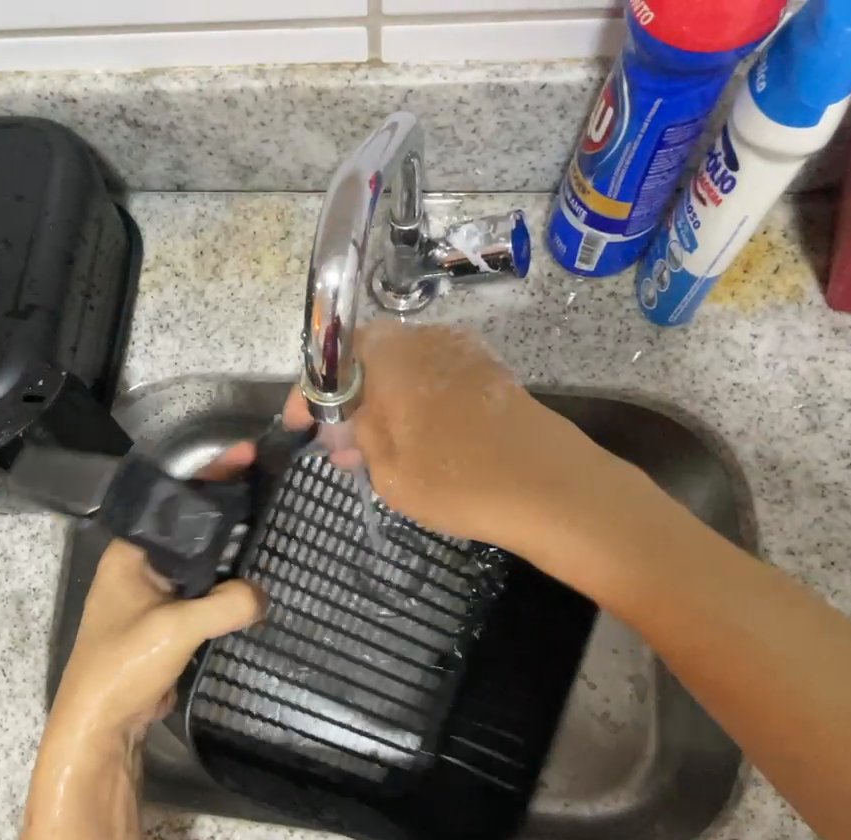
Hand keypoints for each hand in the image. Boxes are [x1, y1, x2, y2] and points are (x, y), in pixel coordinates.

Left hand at [48, 445, 264, 740]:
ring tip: (270, 528)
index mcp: (130, 555)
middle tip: (268, 490)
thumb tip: (264, 595)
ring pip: (198, 565)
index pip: (174, 504)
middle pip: (189, 531)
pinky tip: (254, 582)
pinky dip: (225, 589)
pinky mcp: (167, 625)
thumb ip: (226, 604)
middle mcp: (140, 568)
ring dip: (228, 555)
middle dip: (225, 512)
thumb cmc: (124, 665)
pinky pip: (201, 596)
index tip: (246, 456)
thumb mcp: (176, 628)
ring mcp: (153, 598)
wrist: (101, 726)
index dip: (210, 478)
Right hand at [283, 321, 607, 551]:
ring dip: (381, 409)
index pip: (332, 361)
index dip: (309, 395)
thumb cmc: (456, 478)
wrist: (552, 488)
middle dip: (347, 404)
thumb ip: (356, 435)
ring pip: (403, 375)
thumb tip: (346, 423)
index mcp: (390, 352)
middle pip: (369, 363)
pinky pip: (434, 384)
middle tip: (337, 448)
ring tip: (371, 456)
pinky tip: (413, 448)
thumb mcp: (386, 466)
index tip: (298, 425)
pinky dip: (414, 410)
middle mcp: (425, 339)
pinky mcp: (491, 377)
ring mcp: (464, 354)